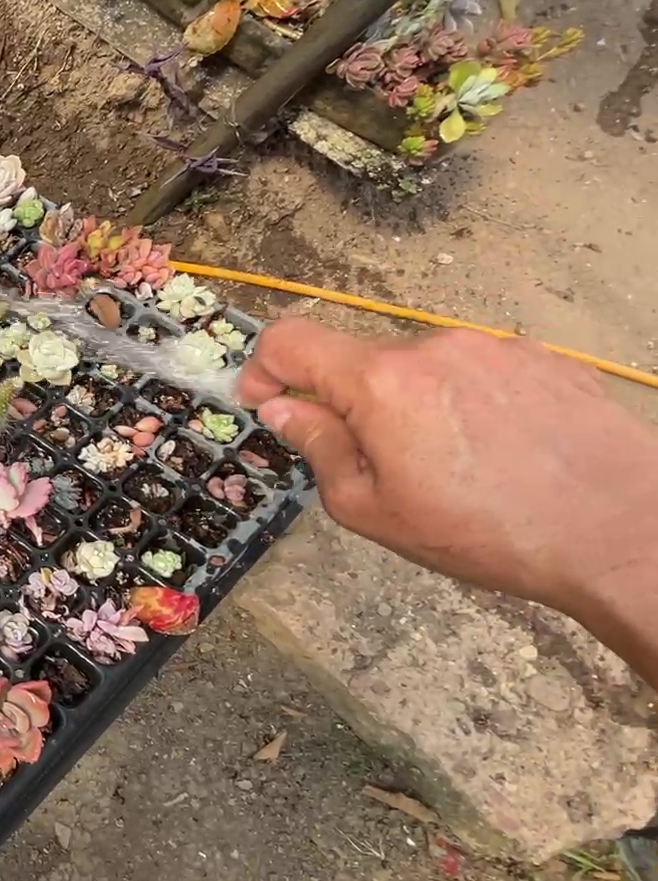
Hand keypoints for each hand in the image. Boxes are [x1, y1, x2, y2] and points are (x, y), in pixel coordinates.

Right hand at [237, 320, 657, 628]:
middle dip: (342, 399)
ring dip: (401, 400)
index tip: (269, 404)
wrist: (636, 540)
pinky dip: (455, 397)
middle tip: (368, 457)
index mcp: (380, 382)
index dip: (261, 369)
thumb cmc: (485, 532)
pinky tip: (490, 444)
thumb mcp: (367, 506)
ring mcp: (495, 349)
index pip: (288, 340)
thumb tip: (284, 409)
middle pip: (354, 358)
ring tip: (440, 456)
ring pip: (413, 365)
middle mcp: (434, 348)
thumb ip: (317, 446)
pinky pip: (470, 368)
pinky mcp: (545, 360)